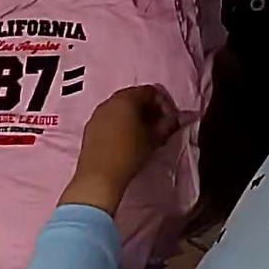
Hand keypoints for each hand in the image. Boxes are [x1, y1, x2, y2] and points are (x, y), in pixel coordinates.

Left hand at [60, 85, 182, 214]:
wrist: (98, 177)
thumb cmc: (130, 154)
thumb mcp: (154, 139)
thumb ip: (168, 125)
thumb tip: (178, 118)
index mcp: (127, 98)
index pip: (151, 91)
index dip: (164, 104)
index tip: (170, 120)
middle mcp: (110, 101)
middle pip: (134, 97)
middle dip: (150, 109)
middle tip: (159, 125)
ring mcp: (97, 114)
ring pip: (121, 107)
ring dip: (135, 116)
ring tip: (144, 134)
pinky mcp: (90, 127)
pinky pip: (110, 118)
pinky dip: (121, 123)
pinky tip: (127, 140)